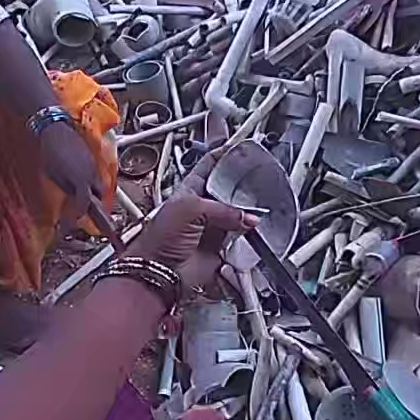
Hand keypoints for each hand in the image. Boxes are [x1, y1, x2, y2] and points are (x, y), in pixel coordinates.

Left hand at [39, 121, 100, 226]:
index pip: (85, 203)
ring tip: (85, 200)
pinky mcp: (93, 159)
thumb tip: (73, 197)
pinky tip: (83, 184)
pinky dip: (93, 183)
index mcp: (81, 179)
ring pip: (101, 185)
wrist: (56, 128)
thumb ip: (68, 188)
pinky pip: (97, 175)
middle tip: (87, 212)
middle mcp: (92, 173)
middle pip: (101, 195)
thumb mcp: (55, 175)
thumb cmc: (51, 150)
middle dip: (97, 205)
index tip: (72, 220)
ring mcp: (94, 165)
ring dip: (95, 194)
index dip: (78, 214)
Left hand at [127, 151, 256, 292]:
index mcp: (190, 191)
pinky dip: (248, 235)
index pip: (210, 166)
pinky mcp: (220, 247)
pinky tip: (253, 230)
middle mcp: (203, 207)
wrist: (161, 271)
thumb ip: (223, 209)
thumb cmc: (161, 238)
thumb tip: (248, 218)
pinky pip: (240, 239)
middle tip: (257, 182)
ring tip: (258, 209)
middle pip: (228, 191)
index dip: (223, 156)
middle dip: (242, 188)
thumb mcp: (191, 209)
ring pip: (238, 215)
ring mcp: (212, 227)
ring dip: (247, 214)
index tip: (240, 148)